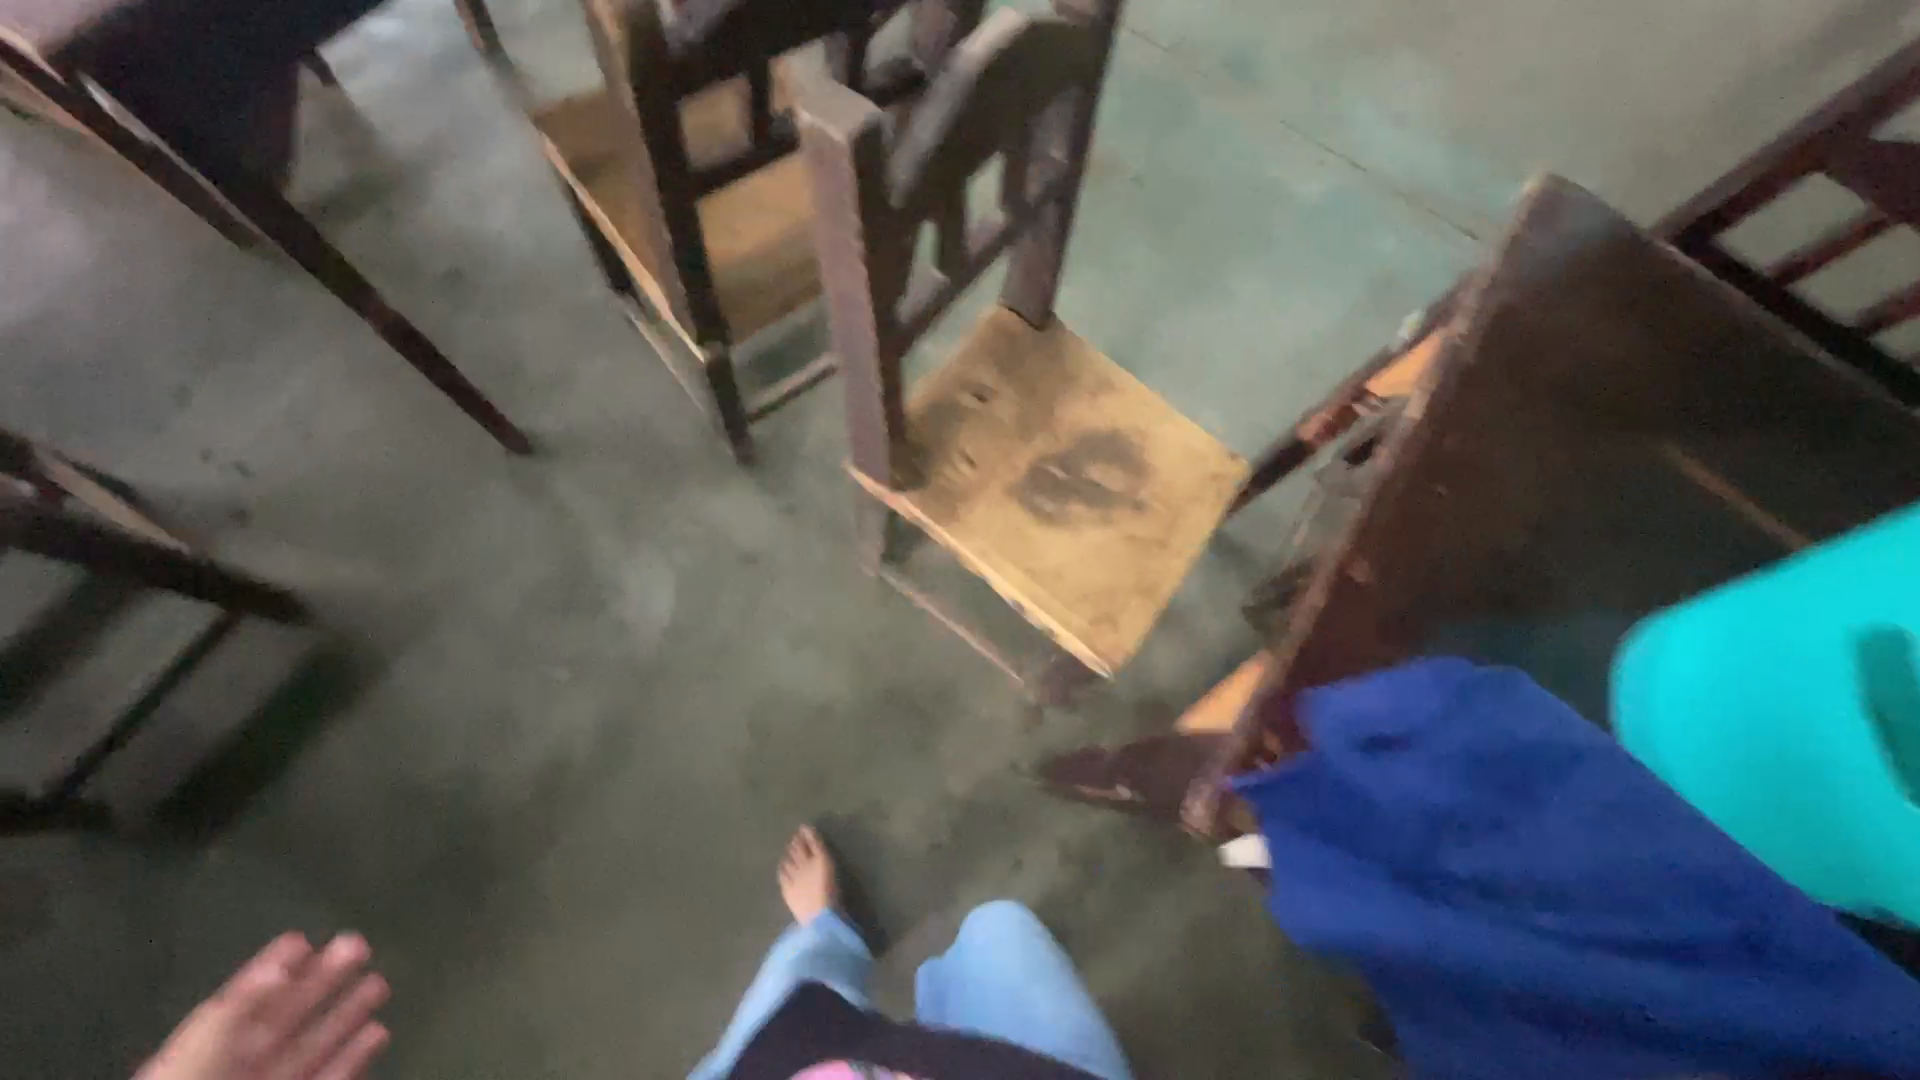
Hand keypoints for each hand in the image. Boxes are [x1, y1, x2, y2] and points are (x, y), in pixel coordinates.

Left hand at [135, 933, 390, 1079]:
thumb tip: (278, 969)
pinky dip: (353, 1057)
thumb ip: (232, 1015)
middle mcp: (237, 1070)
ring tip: (379, 981)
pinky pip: (330, 1078)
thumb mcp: (199, 1058)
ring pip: (313, 1046)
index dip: (270, 969)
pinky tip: (377, 1032)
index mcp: (206, 1053)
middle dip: (322, 980)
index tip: (304, 937)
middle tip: (358, 943)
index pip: (241, 1003)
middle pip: (284, 1018)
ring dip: (346, 1014)